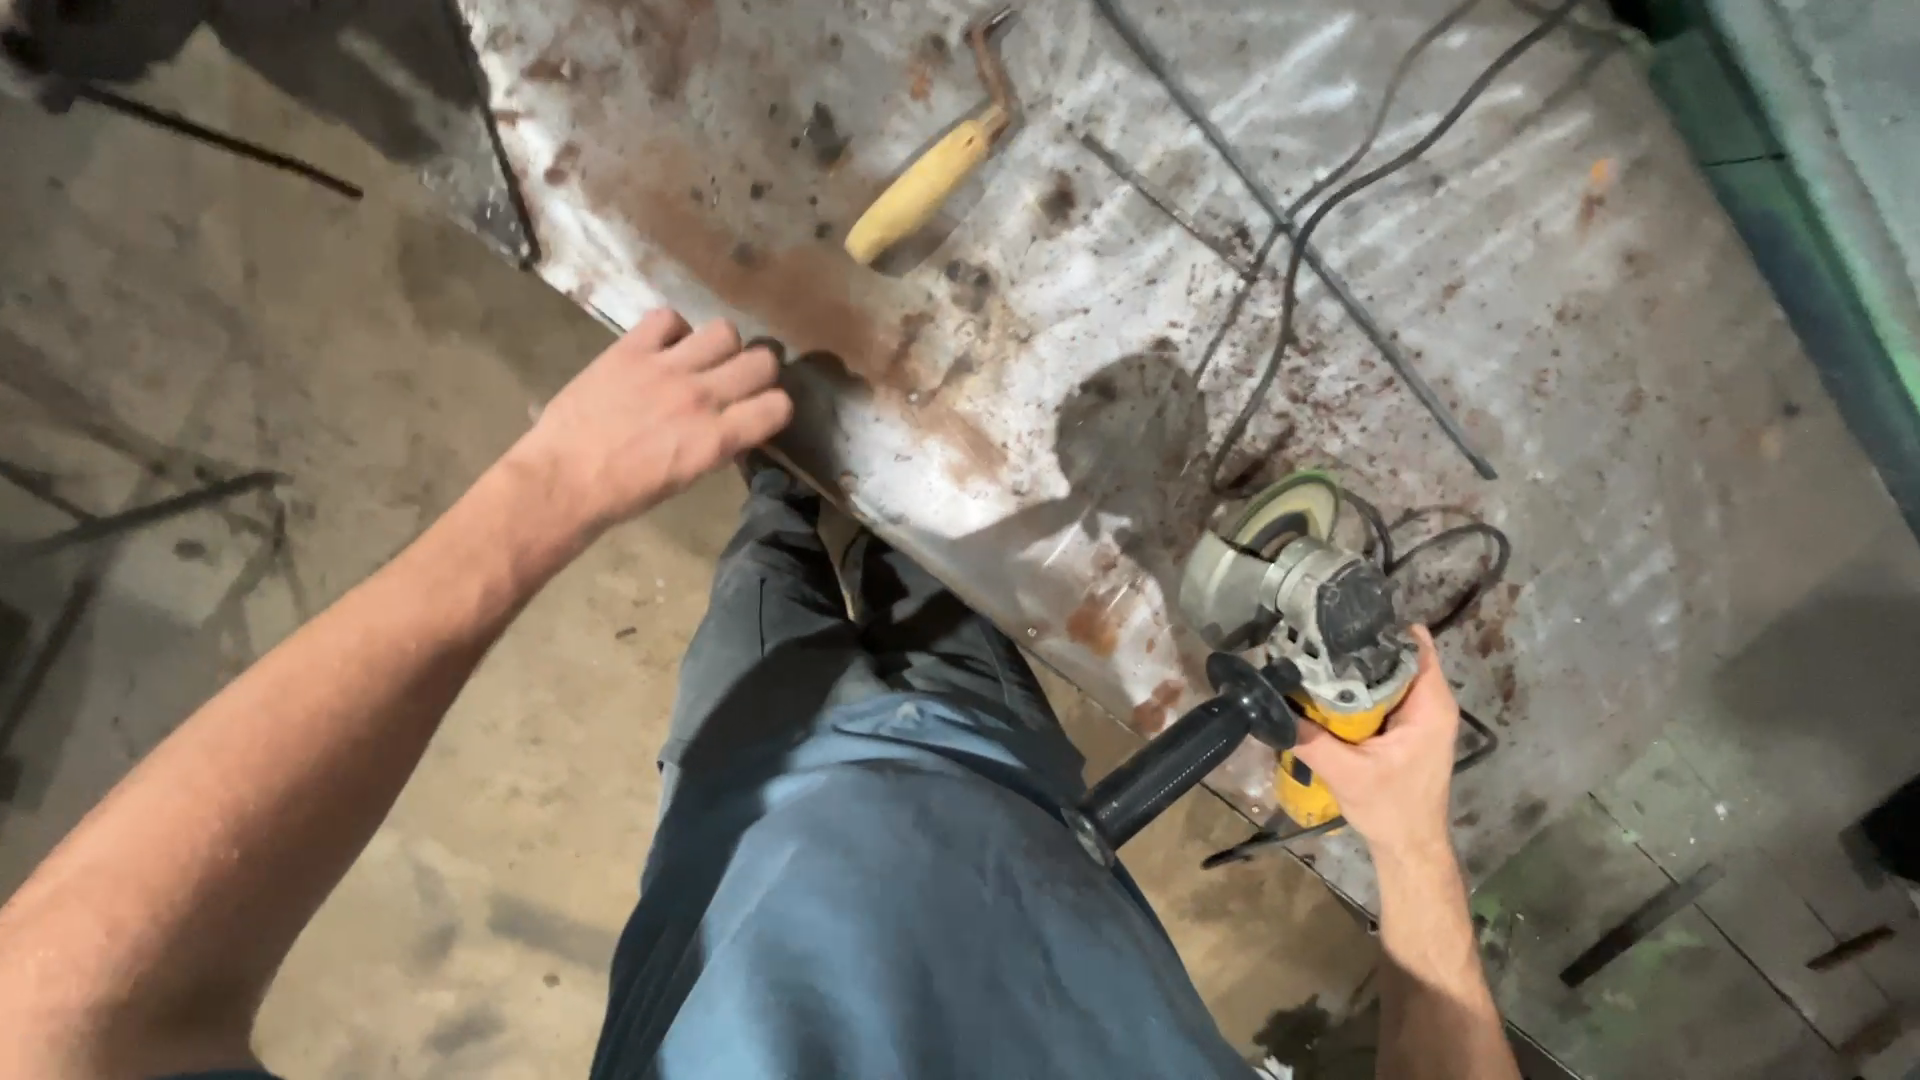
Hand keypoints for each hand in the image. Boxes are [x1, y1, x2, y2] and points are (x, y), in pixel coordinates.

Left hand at [507, 309, 791, 532]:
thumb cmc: (628, 492)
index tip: (761, 411)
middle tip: (737, 381)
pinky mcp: (630, 350)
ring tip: (701, 359)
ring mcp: (665, 369)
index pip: (778, 405)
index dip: (775, 407)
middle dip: (758, 371)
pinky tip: (664, 348)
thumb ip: (719, 445)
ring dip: (720, 346)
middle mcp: (700, 397)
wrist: (564, 480)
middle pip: (762, 360)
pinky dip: (672, 330)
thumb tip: (735, 426)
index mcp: (717, 439)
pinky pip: (669, 318)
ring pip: (724, 331)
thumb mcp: (689, 476)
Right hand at [1292, 625, 1458, 862]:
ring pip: (1387, 675)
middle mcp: (1431, 704)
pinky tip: (1326, 687)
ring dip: (1356, 666)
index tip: (1342, 617)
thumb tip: (1269, 705)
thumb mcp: (1345, 772)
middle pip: (1396, 656)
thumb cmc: (1390, 808)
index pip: (1414, 648)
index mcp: (1430, 707)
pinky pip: (1382, 694)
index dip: (1380, 629)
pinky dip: (1358, 687)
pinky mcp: (1405, 728)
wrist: (1409, 847)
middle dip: (1360, 643)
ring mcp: (1420, 716)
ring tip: (1316, 653)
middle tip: (1317, 633)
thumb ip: (1309, 738)